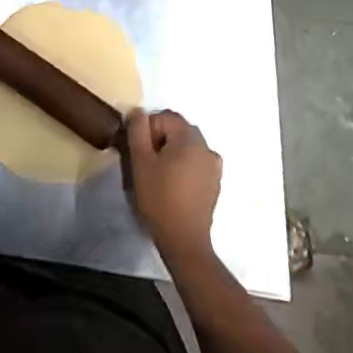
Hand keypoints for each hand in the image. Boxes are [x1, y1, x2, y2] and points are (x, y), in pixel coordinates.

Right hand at [127, 109, 221, 258]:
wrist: (184, 240)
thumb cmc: (159, 198)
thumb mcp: (140, 163)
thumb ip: (138, 132)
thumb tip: (138, 112)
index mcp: (190, 137)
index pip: (166, 117)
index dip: (148, 129)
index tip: (138, 151)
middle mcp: (206, 146)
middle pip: (179, 130)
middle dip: (160, 140)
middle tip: (145, 162)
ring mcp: (214, 165)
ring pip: (188, 147)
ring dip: (172, 153)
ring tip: (158, 175)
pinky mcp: (215, 182)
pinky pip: (197, 163)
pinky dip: (184, 166)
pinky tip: (174, 185)